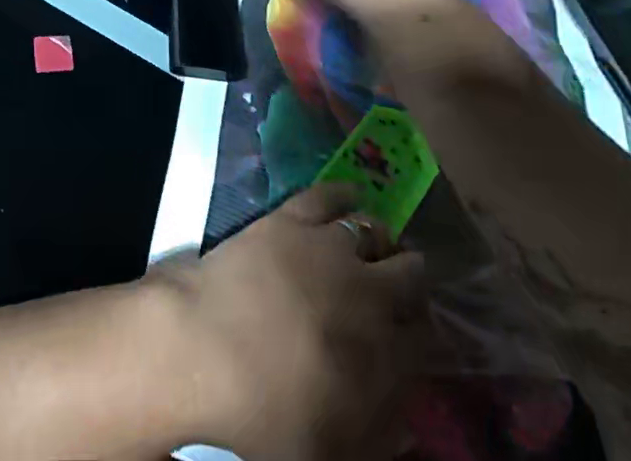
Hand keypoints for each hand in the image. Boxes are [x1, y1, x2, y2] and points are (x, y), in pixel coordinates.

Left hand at [147, 183, 428, 460]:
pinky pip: (326, 198)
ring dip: (377, 241)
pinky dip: (342, 196)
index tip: (415, 341)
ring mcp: (328, 252)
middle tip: (392, 291)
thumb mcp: (337, 447)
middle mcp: (370, 297)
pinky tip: (351, 195)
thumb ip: (377, 430)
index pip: (430, 340)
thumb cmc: (265, 420)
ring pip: (371, 232)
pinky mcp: (287, 221)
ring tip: (372, 245)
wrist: (200, 357)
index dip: (425, 339)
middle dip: (407, 284)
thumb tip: (402, 424)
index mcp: (389, 358)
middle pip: (411, 277)